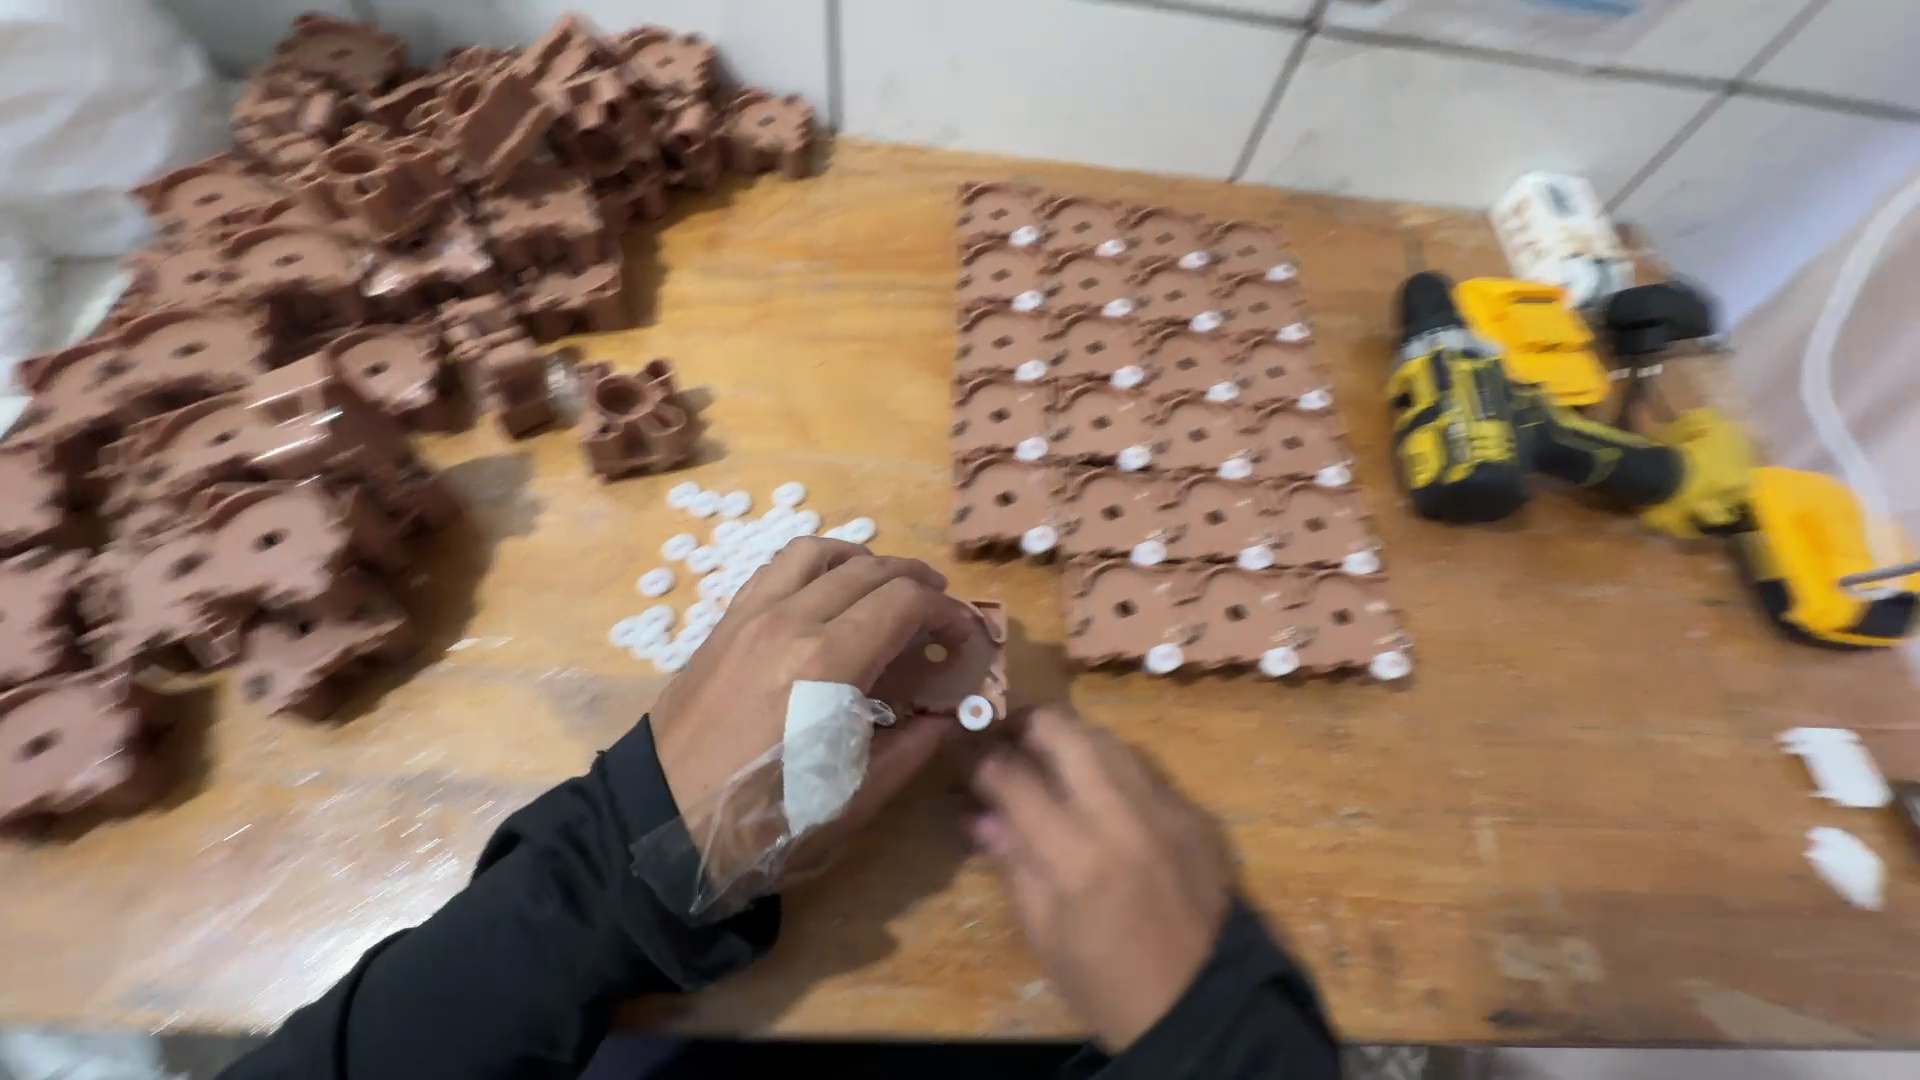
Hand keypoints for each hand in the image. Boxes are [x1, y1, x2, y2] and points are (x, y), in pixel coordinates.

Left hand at [650, 537, 974, 888]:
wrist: (660, 828)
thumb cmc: (763, 824)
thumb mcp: (852, 800)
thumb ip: (912, 748)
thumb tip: (950, 715)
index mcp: (826, 664)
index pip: (904, 603)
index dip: (948, 612)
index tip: (965, 636)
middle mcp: (789, 621)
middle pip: (871, 571)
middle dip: (918, 584)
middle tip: (940, 612)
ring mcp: (750, 615)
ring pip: (819, 553)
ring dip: (865, 561)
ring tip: (886, 587)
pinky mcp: (725, 623)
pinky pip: (776, 568)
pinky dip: (815, 566)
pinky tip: (826, 593)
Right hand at [970, 706, 1232, 1052]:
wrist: (1204, 1008)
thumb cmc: (1107, 983)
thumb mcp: (1044, 935)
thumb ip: (1013, 863)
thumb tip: (979, 815)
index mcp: (1075, 857)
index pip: (1014, 779)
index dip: (980, 760)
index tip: (963, 752)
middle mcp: (1120, 817)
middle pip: (1065, 733)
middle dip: (1027, 723)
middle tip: (1007, 731)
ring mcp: (1163, 809)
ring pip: (1108, 739)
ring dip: (1070, 737)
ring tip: (1049, 752)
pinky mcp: (1193, 814)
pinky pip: (1142, 769)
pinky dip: (1111, 768)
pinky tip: (1099, 790)